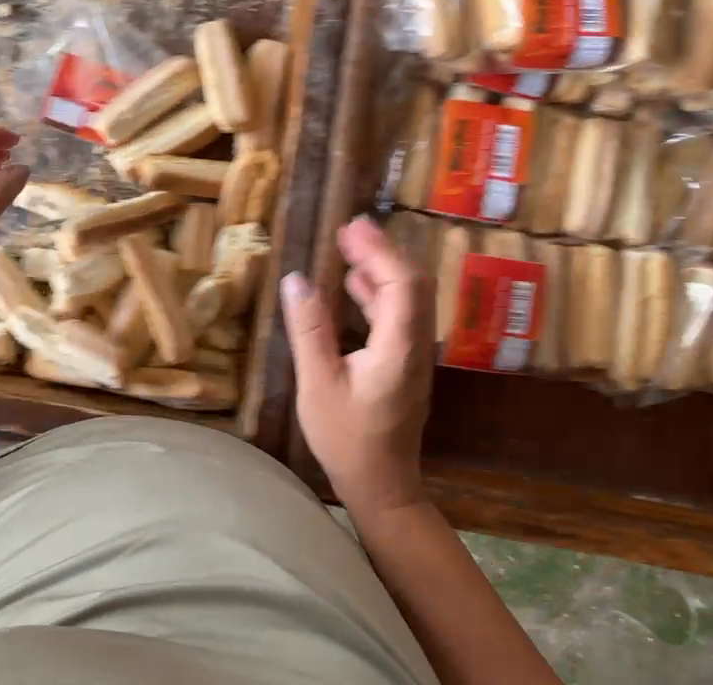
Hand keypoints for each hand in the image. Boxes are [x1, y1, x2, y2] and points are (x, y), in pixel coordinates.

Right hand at [283, 217, 433, 515]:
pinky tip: (354, 284)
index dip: (379, 251)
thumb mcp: (317, 384)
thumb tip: (296, 279)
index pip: (402, 285)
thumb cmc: (346, 438)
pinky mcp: (406, 362)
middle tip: (350, 227)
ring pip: (410, 297)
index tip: (350, 227)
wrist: (382, 485)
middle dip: (384, 250)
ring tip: (350, 245)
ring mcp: (415, 354)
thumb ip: (309, 330)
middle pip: (413, 284)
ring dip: (383, 268)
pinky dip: (381, 290)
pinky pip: (402, 314)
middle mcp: (416, 345)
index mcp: (398, 348)